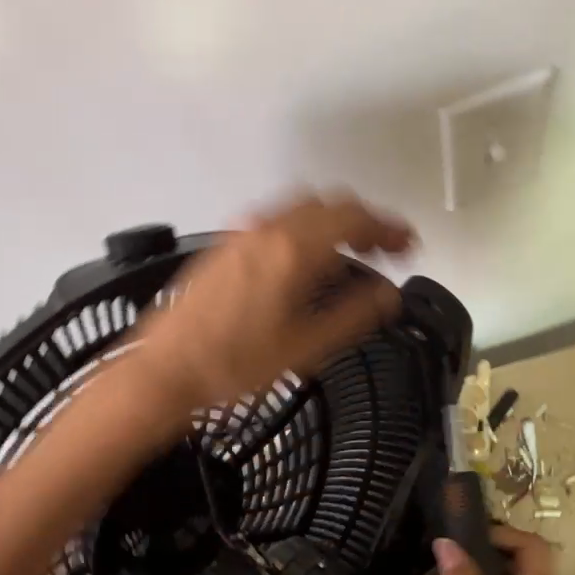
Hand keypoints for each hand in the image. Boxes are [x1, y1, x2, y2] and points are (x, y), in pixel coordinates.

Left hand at [132, 192, 414, 408]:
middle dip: (364, 220)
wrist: (167, 370)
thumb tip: (387, 297)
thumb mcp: (306, 348)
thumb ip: (354, 316)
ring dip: (332, 220)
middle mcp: (265, 232)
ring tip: (351, 249)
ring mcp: (240, 236)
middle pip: (329, 204)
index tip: (407, 243)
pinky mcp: (223, 248)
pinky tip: (305, 261)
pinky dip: (303, 229)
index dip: (389, 229)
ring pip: (300, 208)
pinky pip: (274, 222)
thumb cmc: (227, 363)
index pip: (354, 219)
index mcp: (292, 250)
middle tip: (386, 245)